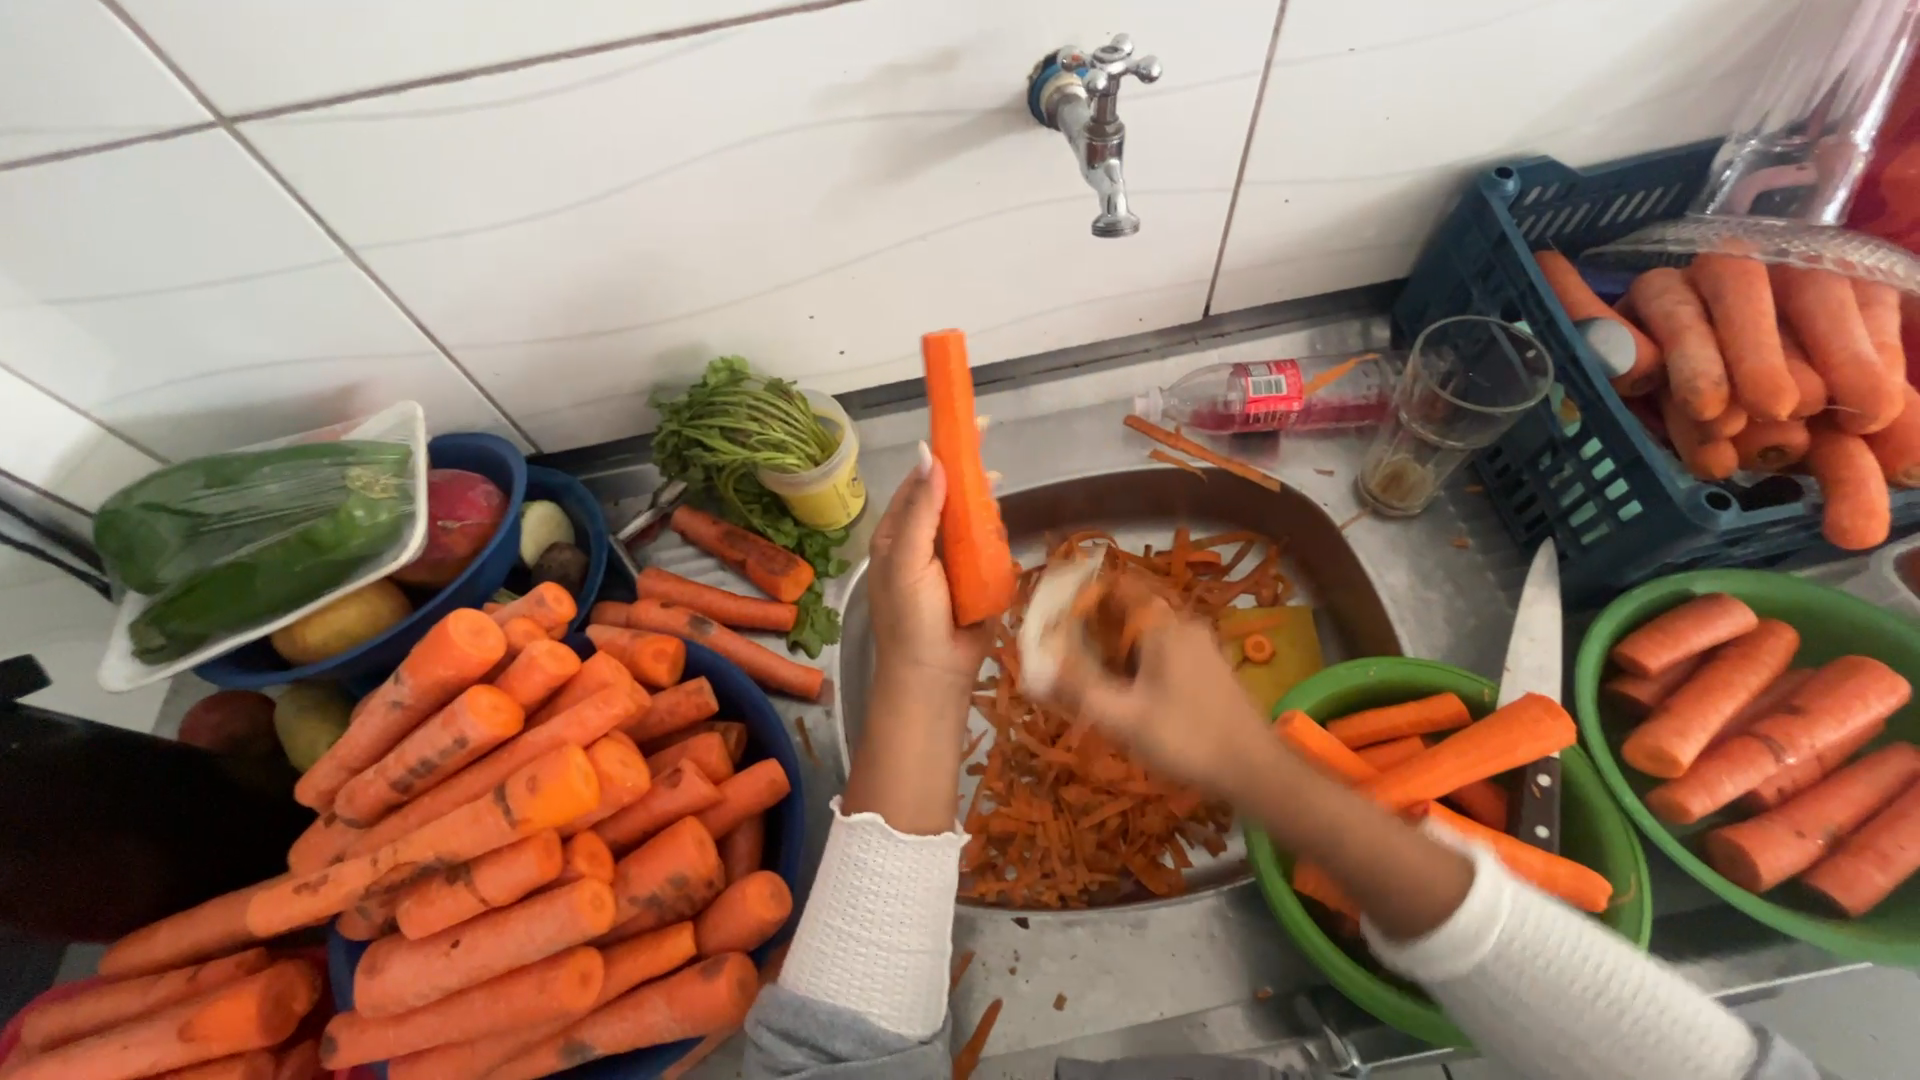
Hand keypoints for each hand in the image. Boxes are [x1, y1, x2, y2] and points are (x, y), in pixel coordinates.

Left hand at [844, 443, 992, 833]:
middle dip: (967, 472)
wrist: (934, 675)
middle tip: (990, 452)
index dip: (942, 452)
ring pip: (971, 515)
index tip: (967, 425)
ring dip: (983, 502)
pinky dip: (995, 530)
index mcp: (899, 532)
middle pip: (949, 493)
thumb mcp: (907, 558)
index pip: (921, 480)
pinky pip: (988, 542)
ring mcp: (950, 558)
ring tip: (994, 493)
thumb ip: (920, 508)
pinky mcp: (975, 575)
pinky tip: (1001, 524)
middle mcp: (924, 540)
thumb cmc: (911, 617)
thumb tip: (928, 453)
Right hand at [1046, 601, 1271, 796]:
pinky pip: (1164, 649)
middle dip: (1097, 625)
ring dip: (1118, 646)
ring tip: (1091, 673)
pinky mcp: (1210, 668)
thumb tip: (1034, 672)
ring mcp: (1201, 646)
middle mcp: (1184, 625)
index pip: (1119, 586)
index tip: (1057, 613)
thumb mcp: (1123, 718)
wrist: (1255, 770)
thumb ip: (1077, 690)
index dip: (1085, 593)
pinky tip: (1129, 692)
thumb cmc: (1187, 739)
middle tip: (1067, 650)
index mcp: (1163, 626)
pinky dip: (1140, 660)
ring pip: (1148, 632)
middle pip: (1131, 610)